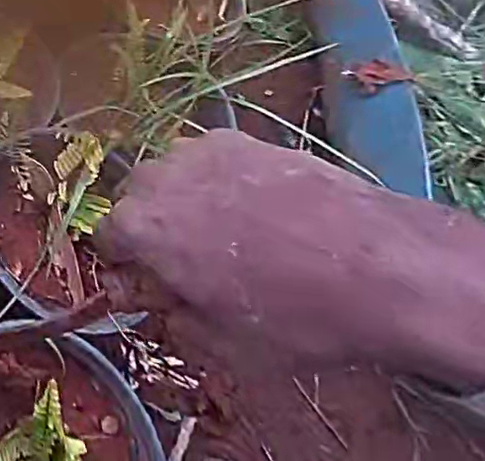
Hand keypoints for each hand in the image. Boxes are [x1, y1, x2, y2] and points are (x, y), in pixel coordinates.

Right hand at [95, 129, 484, 391]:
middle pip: (133, 199)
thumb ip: (172, 320)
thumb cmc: (297, 316)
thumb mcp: (227, 347)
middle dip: (150, 226)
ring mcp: (195, 150)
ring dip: (180, 198)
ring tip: (230, 227)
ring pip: (168, 174)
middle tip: (192, 257)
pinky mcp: (233, 136)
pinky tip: (259, 204)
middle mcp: (156, 177)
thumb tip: (156, 301)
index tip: (151, 280)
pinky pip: (205, 159)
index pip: (103, 238)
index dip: (124, 263)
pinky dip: (216, 179)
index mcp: (141, 227)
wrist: (381, 264)